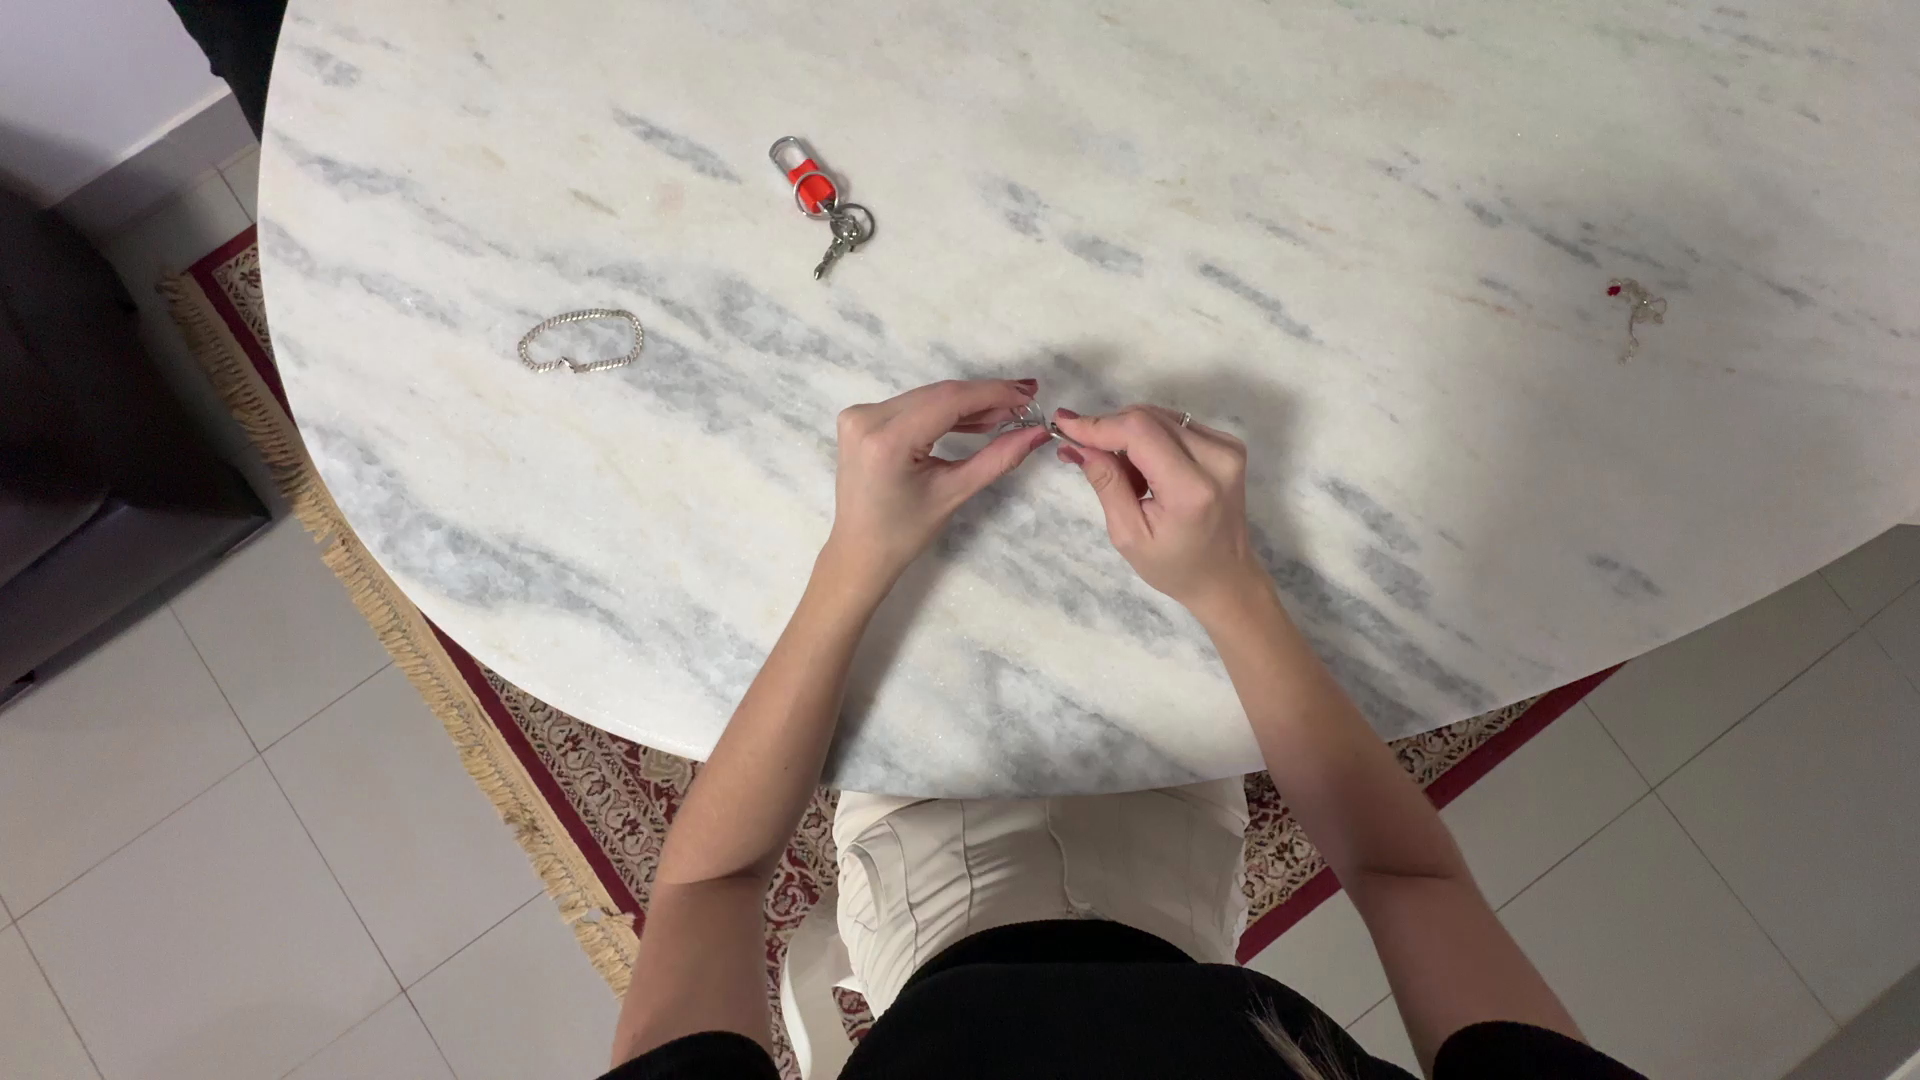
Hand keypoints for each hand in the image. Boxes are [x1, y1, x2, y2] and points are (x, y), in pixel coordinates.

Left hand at [825, 379, 1053, 586]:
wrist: (859, 550)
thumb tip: (1037, 433)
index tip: (1028, 395)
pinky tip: (972, 420)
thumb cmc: (904, 532)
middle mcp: (867, 418)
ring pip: (926, 397)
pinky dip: (942, 411)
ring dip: (965, 404)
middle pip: (938, 394)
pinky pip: (911, 405)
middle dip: (984, 397)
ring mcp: (859, 416)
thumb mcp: (953, 493)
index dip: (993, 393)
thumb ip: (997, 459)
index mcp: (887, 441)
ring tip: (1005, 415)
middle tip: (1024, 403)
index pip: (949, 400)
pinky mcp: (859, 419)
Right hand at [1052, 405, 1268, 617]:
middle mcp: (1216, 459)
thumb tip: (1078, 444)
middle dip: (1107, 428)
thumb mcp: (1128, 535)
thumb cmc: (1173, 566)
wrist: (1225, 576)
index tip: (1064, 424)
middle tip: (1080, 450)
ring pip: (1159, 417)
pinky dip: (1150, 440)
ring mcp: (1227, 448)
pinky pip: (1175, 425)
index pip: (1139, 433)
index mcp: (1190, 488)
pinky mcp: (1228, 445)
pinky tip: (1145, 469)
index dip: (1098, 424)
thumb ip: (1106, 484)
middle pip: (1148, 418)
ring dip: (1128, 435)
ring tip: (1121, 473)